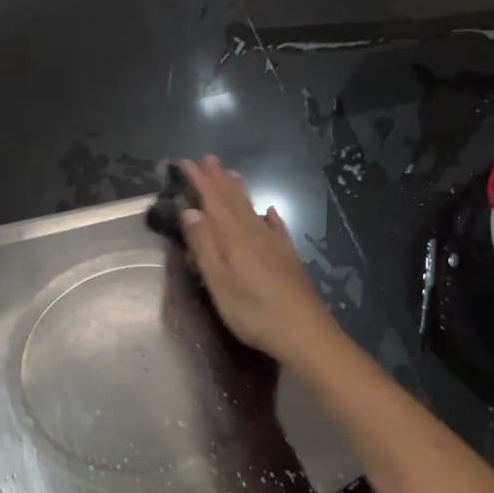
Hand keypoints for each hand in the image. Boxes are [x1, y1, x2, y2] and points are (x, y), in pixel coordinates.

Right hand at [179, 156, 340, 362]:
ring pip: (253, 209)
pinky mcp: (289, 259)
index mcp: (233, 237)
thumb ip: (204, 245)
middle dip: (219, 179)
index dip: (199, 181)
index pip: (213, 200)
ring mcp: (275, 245)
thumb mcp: (219, 282)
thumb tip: (191, 210)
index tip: (185, 162)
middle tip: (208, 158)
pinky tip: (270, 211)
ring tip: (232, 173)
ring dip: (240, 191)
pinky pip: (278, 229)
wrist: (307, 335)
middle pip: (234, 199)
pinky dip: (271, 217)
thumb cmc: (255, 312)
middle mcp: (254, 233)